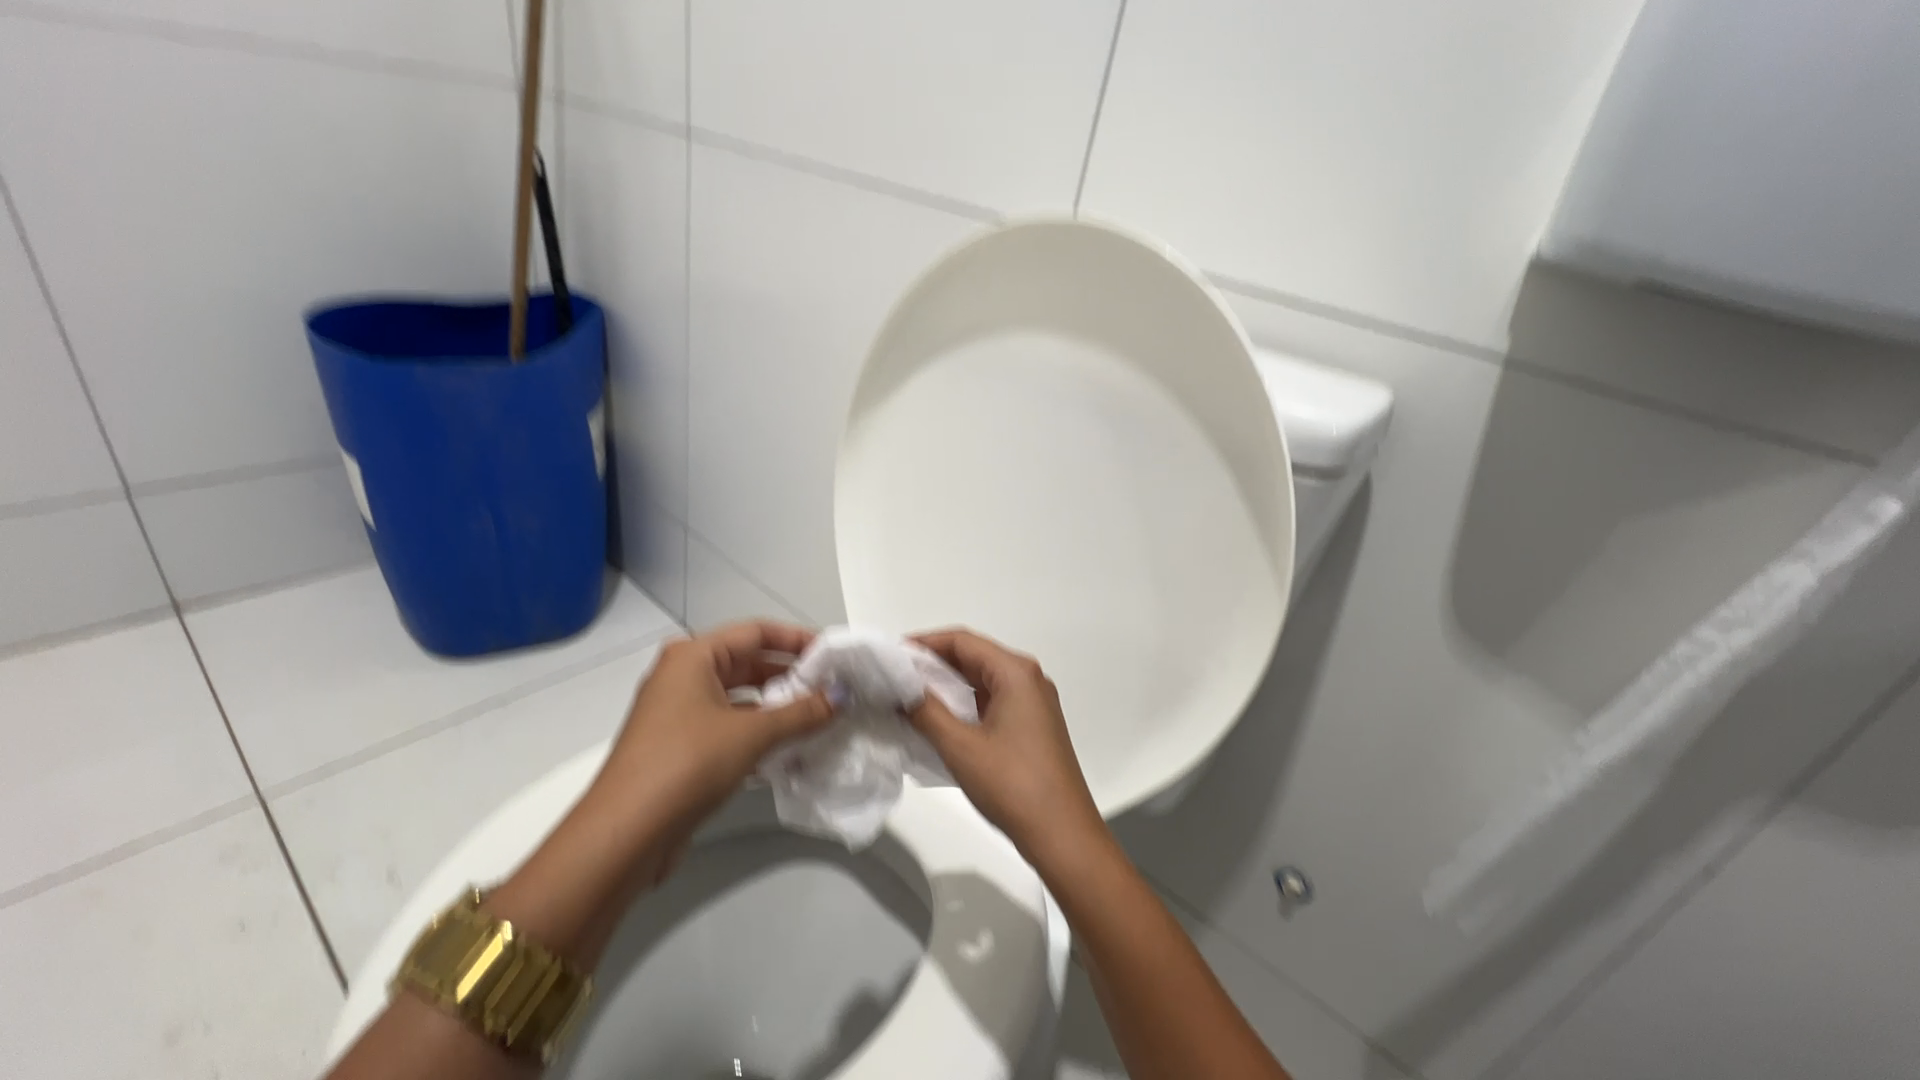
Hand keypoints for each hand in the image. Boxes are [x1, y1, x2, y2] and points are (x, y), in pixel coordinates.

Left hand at [594, 621, 835, 861]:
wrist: (627, 832)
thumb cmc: (687, 763)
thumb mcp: (752, 734)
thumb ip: (802, 713)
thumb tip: (841, 696)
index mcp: (692, 656)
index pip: (756, 632)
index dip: (797, 639)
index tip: (834, 655)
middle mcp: (681, 676)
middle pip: (746, 664)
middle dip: (790, 676)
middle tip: (833, 689)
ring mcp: (677, 713)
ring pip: (738, 699)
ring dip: (776, 709)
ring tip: (819, 720)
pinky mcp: (679, 747)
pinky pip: (728, 727)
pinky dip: (757, 734)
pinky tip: (789, 752)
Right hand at [906, 628, 1106, 862]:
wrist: (1062, 834)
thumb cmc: (1012, 784)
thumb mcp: (960, 746)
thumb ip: (925, 710)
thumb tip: (900, 687)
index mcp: (1016, 673)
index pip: (962, 641)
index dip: (923, 643)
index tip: (889, 656)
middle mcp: (1028, 680)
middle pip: (973, 657)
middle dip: (932, 665)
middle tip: (892, 678)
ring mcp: (1033, 705)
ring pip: (982, 682)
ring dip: (946, 687)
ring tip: (906, 698)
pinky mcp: (1032, 728)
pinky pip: (992, 703)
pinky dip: (963, 706)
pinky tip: (936, 722)